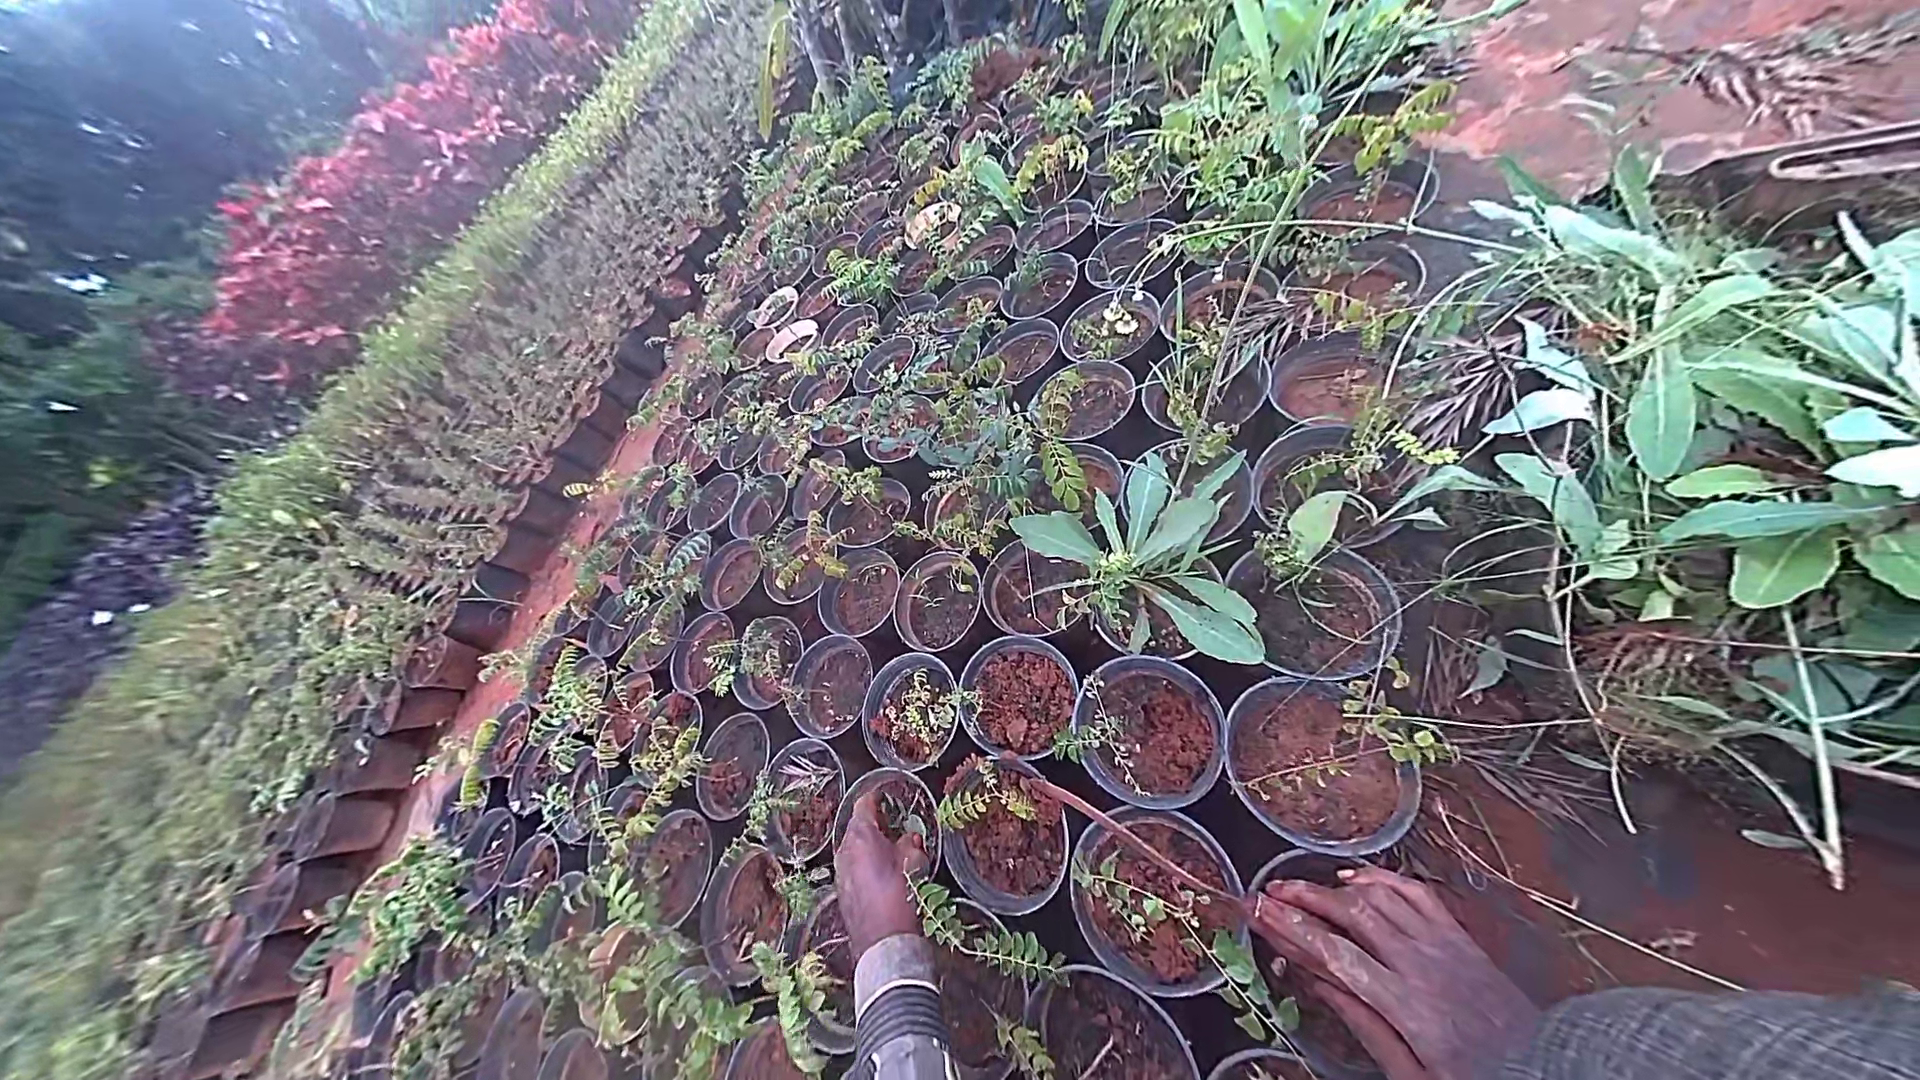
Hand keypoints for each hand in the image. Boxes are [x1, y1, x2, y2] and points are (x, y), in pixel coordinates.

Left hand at [833, 792, 929, 959]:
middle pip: (857, 824)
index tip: (886, 795)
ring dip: (869, 842)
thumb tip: (909, 837)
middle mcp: (845, 849)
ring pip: (854, 845)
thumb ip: (909, 842)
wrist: (884, 943)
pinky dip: (864, 860)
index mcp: (860, 835)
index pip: (864, 803)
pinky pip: (852, 864)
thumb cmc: (899, 895)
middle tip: (893, 822)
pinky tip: (881, 869)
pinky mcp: (841, 889)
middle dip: (874, 821)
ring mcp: (840, 870)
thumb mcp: (913, 861)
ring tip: (890, 846)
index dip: (876, 797)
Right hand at [1249, 867, 1538, 1079]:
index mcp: (1408, 1006)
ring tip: (1304, 887)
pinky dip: (1378, 876)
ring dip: (1333, 884)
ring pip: (1376, 894)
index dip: (1289, 926)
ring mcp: (1443, 944)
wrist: (1558, 1076)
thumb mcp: (1414, 1074)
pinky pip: (1413, 891)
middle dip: (1302, 895)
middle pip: (1349, 911)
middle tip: (1270, 891)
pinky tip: (1354, 877)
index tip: (1256, 908)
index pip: (1334, 952)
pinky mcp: (1460, 936)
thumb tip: (1316, 978)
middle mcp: (1422, 965)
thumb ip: (1363, 1023)